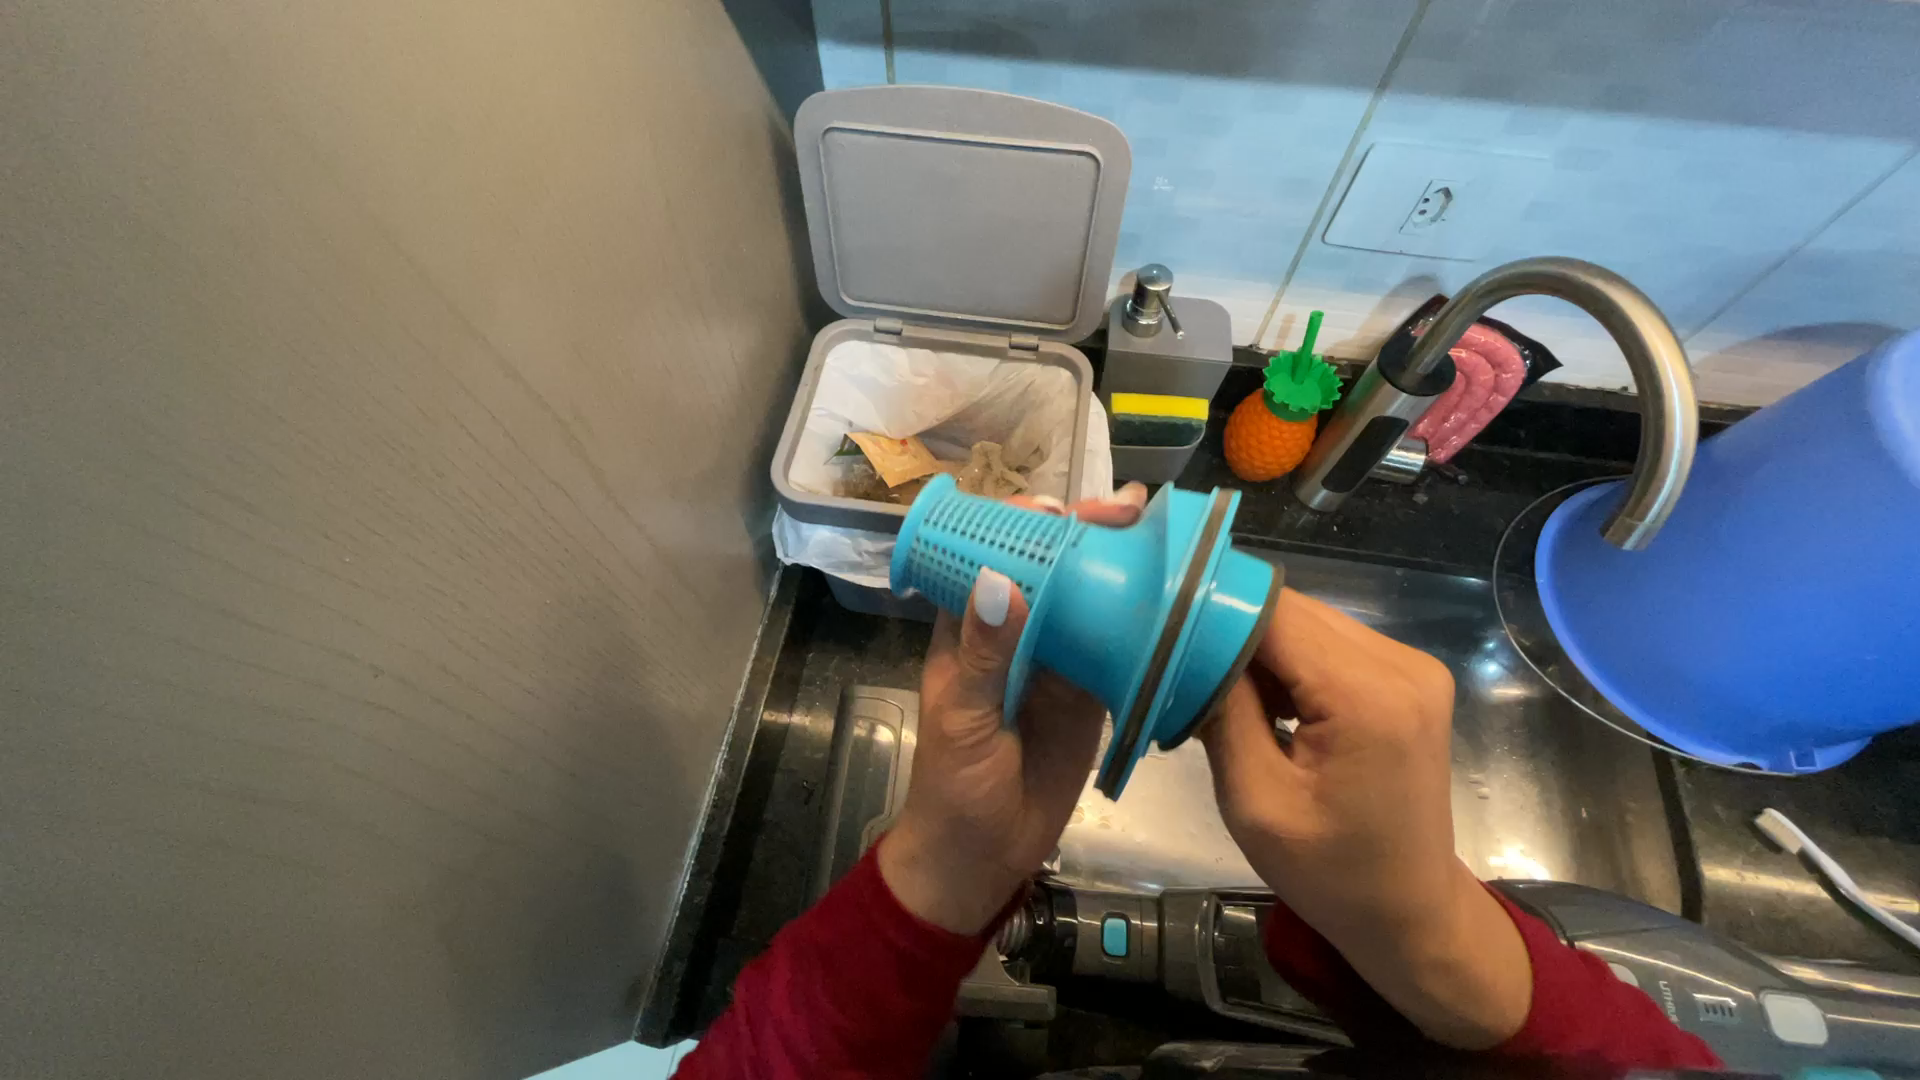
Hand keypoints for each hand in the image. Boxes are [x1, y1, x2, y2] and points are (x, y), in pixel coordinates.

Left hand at [878, 484, 1147, 933]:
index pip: (992, 557)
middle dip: (1081, 534)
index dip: (1022, 523)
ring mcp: (1055, 659)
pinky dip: (1137, 620)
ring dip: (1115, 566)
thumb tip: (1001, 578)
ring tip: (1155, 535)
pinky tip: (1168, 596)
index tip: (1057, 507)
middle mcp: (1015, 632)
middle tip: (1124, 511)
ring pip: (1086, 598)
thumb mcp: (963, 718)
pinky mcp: (1088, 691)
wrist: (983, 856)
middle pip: (1048, 567)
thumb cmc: (955, 785)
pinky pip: (1114, 644)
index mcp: (970, 627)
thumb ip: (984, 655)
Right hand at [1199, 588, 1531, 1048]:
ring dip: (1258, 645)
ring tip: (1221, 689)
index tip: (1158, 629)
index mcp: (1367, 698)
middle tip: (1182, 664)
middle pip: (1291, 610)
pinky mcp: (1408, 675)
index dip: (1212, 611)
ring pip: (1307, 620)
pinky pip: (1329, 641)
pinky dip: (1288, 659)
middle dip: (1232, 629)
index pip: (1272, 614)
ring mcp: (1411, 666)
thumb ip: (1223, 710)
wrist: (1410, 914)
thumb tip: (1187, 643)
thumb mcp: (1253, 800)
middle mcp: (1401, 665)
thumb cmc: (1328, 872)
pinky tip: (1266, 699)